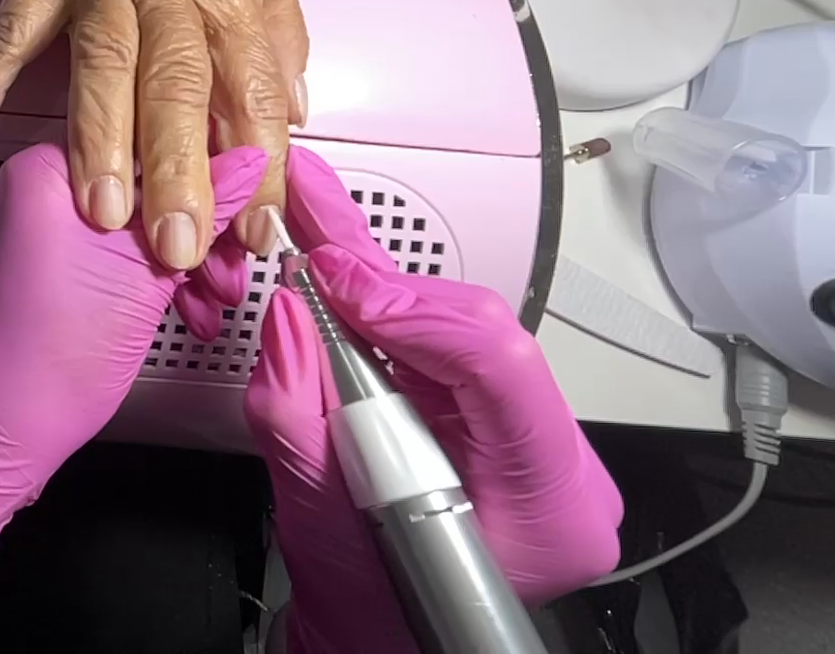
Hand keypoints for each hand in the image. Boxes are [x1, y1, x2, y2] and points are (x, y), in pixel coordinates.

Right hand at [0, 0, 306, 269]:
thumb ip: (281, 39)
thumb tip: (292, 118)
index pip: (251, 89)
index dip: (257, 165)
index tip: (254, 233)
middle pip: (173, 83)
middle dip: (176, 167)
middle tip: (174, 242)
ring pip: (98, 63)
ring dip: (96, 137)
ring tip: (98, 208)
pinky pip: (11, 28)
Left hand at [0, 143, 267, 572]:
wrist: (1, 428)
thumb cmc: (48, 362)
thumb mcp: (146, 275)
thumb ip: (203, 209)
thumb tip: (248, 161)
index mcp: (47, 170)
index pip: (149, 141)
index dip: (209, 177)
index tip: (245, 203)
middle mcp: (37, 183)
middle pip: (145, 183)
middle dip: (198, 230)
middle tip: (230, 264)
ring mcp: (41, 219)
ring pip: (137, 218)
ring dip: (182, 257)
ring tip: (213, 296)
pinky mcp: (50, 252)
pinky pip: (114, 243)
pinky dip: (151, 271)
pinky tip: (186, 303)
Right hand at [248, 148, 622, 650]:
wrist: (382, 625)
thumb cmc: (368, 597)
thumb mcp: (313, 515)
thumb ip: (293, 411)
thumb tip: (288, 312)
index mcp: (542, 499)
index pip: (498, 366)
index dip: (410, 311)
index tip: (332, 283)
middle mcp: (546, 452)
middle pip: (476, 326)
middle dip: (378, 279)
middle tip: (310, 220)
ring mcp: (516, 423)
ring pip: (450, 316)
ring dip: (368, 277)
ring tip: (314, 223)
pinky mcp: (475, 401)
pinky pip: (427, 330)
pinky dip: (369, 296)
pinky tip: (334, 259)